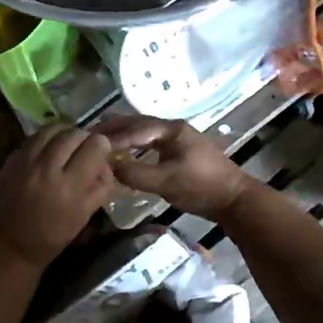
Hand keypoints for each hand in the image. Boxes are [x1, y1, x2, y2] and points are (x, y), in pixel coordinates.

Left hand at [0, 123, 116, 267]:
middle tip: (86, 150)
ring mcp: (26, 161)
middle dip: (85, 138)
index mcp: (69, 186)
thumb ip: (101, 185)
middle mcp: (47, 168)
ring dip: (66, 133)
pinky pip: (35, 137)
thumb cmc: (53, 235)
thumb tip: (106, 163)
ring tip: (68, 146)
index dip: (103, 146)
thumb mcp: (85, 214)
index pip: (95, 145)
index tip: (101, 154)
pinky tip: (49, 153)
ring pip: (53, 129)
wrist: (9, 245)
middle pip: (75, 133)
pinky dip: (47, 140)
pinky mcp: (11, 159)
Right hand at [93, 115, 250, 219]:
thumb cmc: (201, 187)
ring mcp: (178, 139)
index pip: (134, 128)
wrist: (234, 199)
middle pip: (138, 123)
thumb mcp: (165, 181)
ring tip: (101, 140)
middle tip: (88, 134)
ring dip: (123, 135)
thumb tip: (109, 165)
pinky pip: (150, 142)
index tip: (90, 143)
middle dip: (114, 128)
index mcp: (171, 129)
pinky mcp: (180, 151)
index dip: (111, 136)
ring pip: (144, 132)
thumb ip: (136, 173)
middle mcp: (173, 128)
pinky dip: (134, 144)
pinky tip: (125, 153)